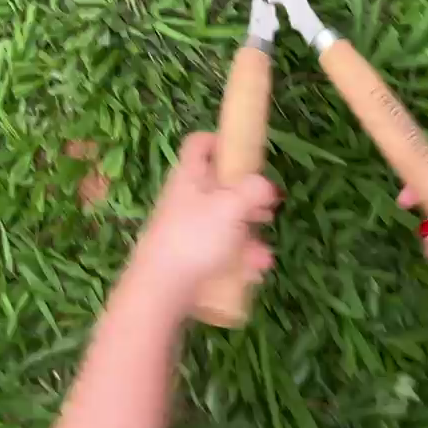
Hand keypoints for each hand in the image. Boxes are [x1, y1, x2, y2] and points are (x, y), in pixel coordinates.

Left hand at [125, 132, 279, 307]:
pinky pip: (218, 250)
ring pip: (220, 221)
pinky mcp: (188, 256)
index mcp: (189, 175)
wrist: (160, 287)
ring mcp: (184, 227)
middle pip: (216, 185)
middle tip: (267, 205)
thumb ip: (252, 191)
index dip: (219, 141)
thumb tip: (265, 184)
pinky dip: (238, 256)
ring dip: (246, 228)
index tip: (245, 151)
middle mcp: (185, 197)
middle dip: (245, 195)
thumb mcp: (229, 207)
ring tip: (265, 240)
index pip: (199, 143)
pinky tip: (256, 268)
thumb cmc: (195, 236)